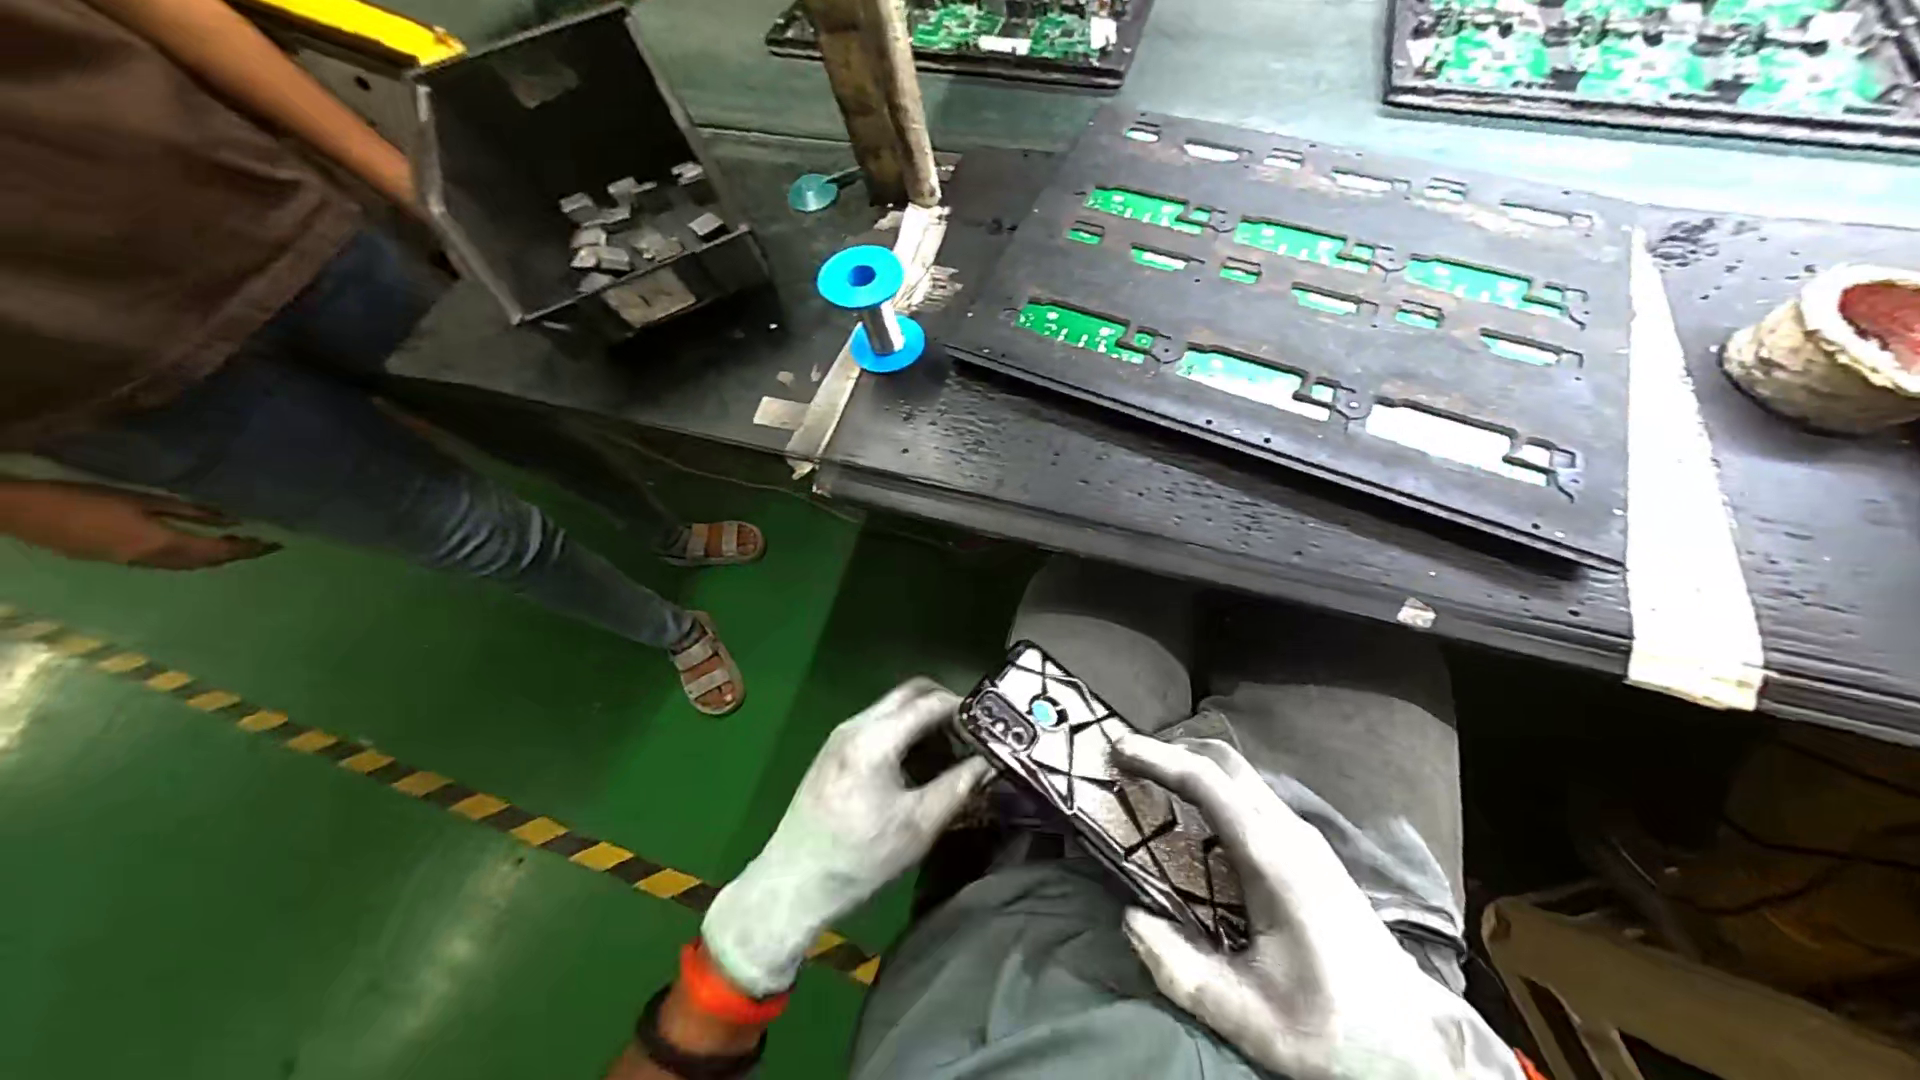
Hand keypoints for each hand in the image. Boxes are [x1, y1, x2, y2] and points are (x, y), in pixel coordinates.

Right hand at [0, 481, 278, 569]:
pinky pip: (168, 565)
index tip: (273, 544)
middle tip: (262, 546)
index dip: (248, 548)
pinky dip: (192, 559)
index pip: (219, 551)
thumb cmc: (83, 499)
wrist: (19, 512)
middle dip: (237, 555)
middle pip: (207, 562)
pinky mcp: (117, 561)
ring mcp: (133, 563)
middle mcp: (153, 560)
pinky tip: (199, 550)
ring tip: (239, 547)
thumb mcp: (141, 499)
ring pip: (188, 566)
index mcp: (162, 543)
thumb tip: (229, 519)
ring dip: (215, 559)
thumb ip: (187, 511)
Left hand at [702, 678, 992, 996]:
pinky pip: (877, 722)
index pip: (930, 702)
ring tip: (949, 752)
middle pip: (910, 692)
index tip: (989, 727)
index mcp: (875, 739)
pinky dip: (903, 730)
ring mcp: (840, 735)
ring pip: (892, 706)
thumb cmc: (860, 858)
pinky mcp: (833, 750)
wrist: (794, 883)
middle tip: (971, 734)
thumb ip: (958, 786)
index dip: (964, 709)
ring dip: (923, 718)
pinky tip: (917, 764)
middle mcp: (856, 725)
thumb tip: (989, 761)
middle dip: (944, 705)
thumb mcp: (919, 826)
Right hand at [1112, 735, 1521, 1079]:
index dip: (1157, 758)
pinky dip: (1213, 782)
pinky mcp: (1312, 849)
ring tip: (1150, 777)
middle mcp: (1291, 833)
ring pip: (1241, 772)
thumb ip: (1179, 970)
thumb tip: (1130, 917)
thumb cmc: (1331, 1030)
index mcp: (1273, 860)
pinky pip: (1253, 792)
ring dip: (1192, 763)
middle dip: (1171, 749)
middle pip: (1225, 761)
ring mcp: (1307, 837)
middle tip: (1126, 760)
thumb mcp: (1247, 1017)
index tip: (1117, 750)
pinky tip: (1195, 810)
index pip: (1207, 783)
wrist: (1416, 1047)